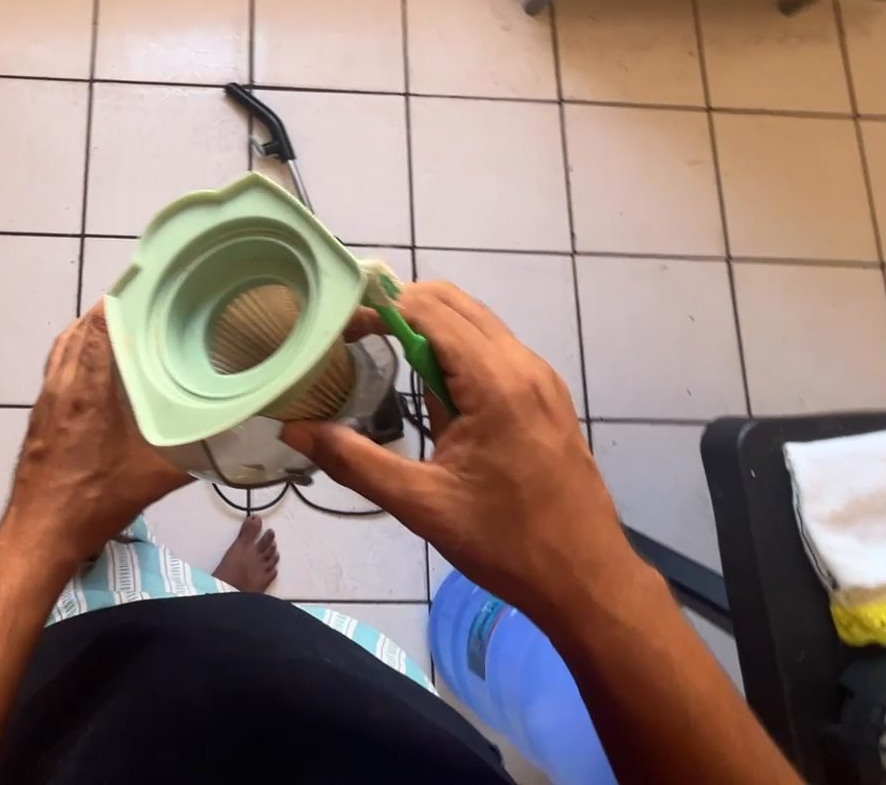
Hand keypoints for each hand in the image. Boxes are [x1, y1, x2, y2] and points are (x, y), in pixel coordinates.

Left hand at [0, 302, 191, 567]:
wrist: (40, 533)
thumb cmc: (94, 501)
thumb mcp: (153, 478)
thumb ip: (194, 455)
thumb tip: (234, 439)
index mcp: (88, 393)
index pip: (95, 330)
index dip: (114, 304)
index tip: (140, 289)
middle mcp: (62, 387)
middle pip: (77, 332)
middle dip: (104, 313)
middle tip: (139, 306)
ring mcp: (45, 400)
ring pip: (63, 348)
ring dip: (86, 331)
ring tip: (119, 326)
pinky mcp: (39, 415)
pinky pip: (56, 367)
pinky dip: (75, 352)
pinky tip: (96, 367)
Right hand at [281, 282, 638, 623]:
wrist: (590, 584)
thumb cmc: (506, 544)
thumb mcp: (421, 505)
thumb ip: (354, 460)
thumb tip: (295, 429)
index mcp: (496, 383)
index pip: (429, 310)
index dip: (379, 308)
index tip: (341, 329)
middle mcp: (523, 365)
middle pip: (453, 302)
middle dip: (400, 305)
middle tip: (355, 333)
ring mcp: (540, 378)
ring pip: (475, 320)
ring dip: (427, 325)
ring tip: (382, 352)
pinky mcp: (545, 396)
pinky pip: (492, 347)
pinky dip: (454, 347)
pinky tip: (430, 388)